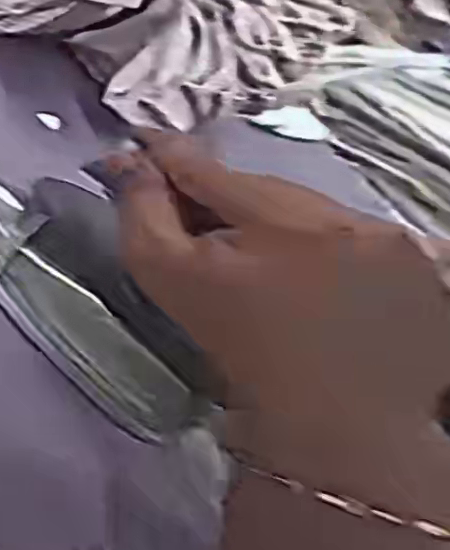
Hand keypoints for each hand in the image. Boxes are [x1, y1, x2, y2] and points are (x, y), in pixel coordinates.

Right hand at [113, 131, 449, 469]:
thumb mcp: (159, 265)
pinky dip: (303, 236)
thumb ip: (139, 205)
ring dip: (258, 215)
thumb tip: (130, 161)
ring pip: (301, 206)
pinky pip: (341, 230)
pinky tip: (281, 265)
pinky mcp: (422, 266)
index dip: (164, 151)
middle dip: (212, 194)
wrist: (331, 411)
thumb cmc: (232, 333)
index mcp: (291, 219)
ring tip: (231, 249)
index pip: (208, 167)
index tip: (136, 137)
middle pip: (257, 186)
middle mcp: (357, 220)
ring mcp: (400, 244)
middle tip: (175, 215)